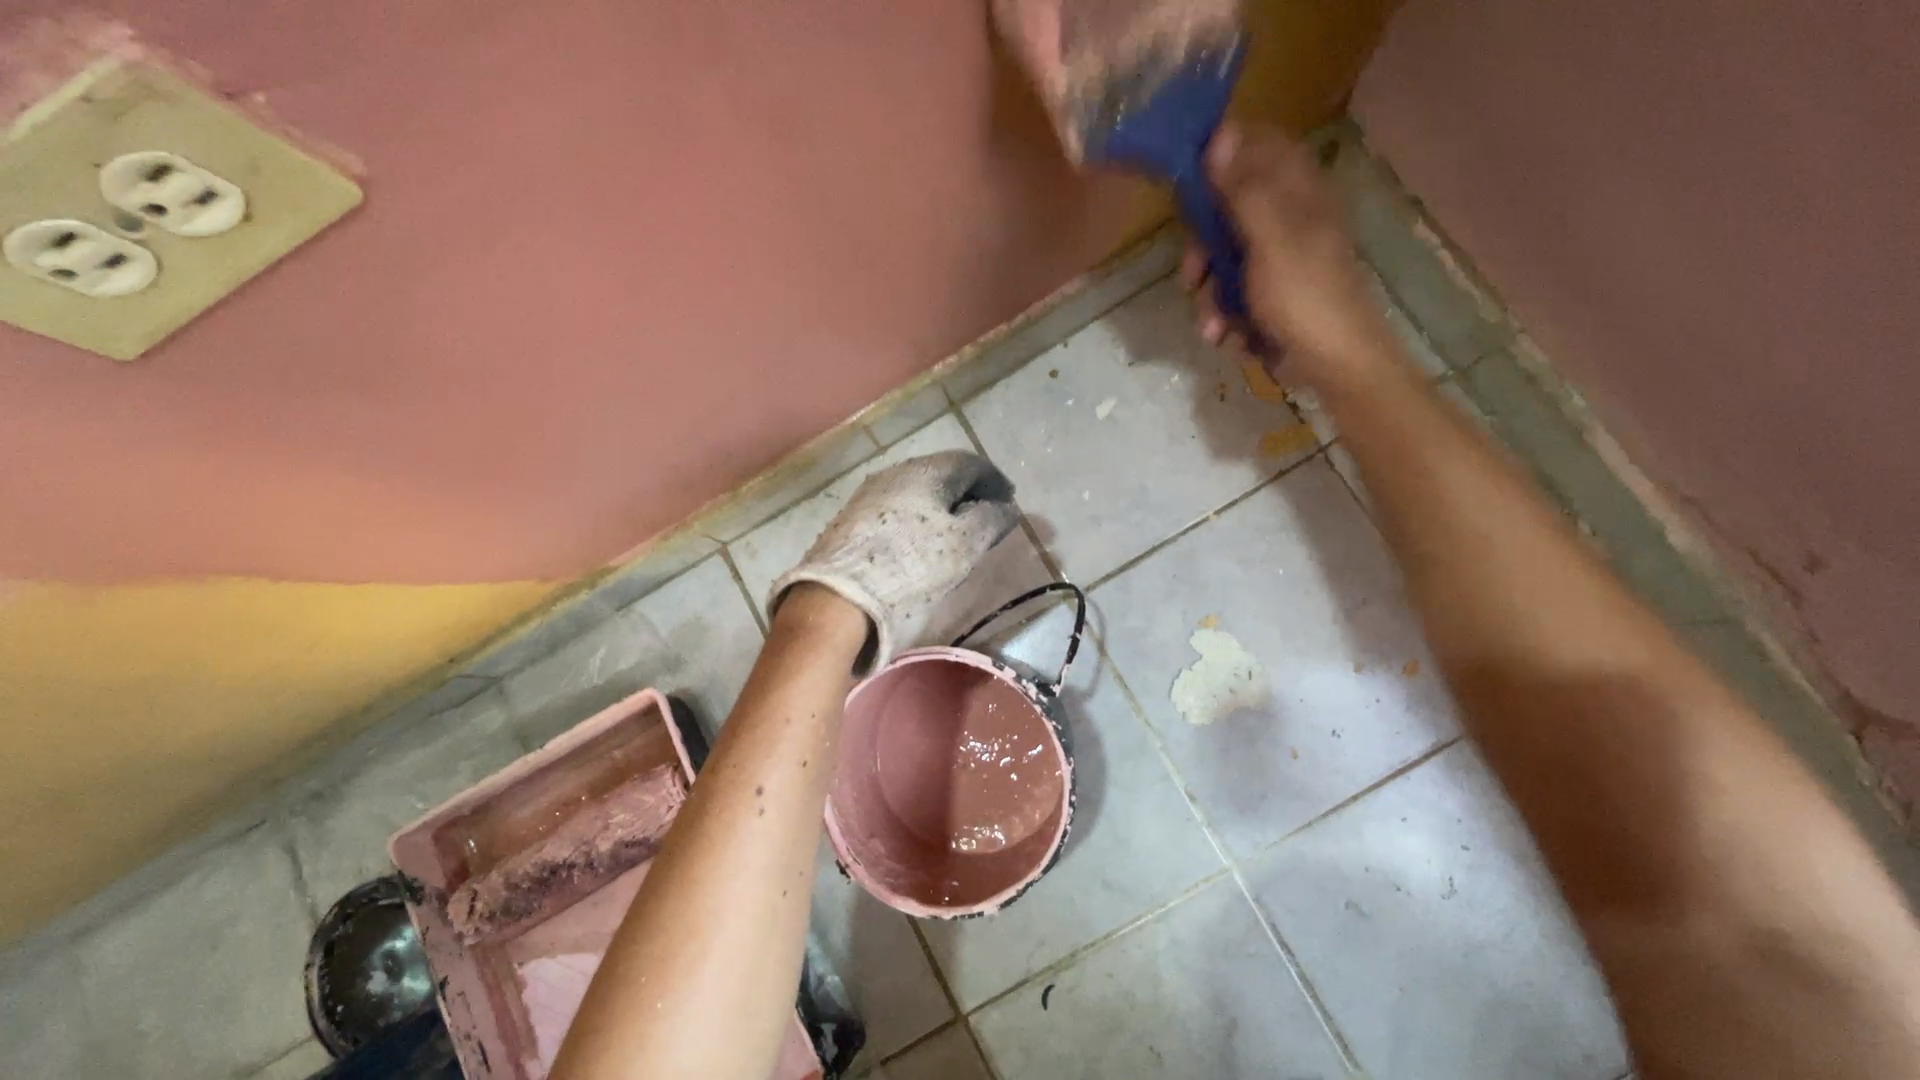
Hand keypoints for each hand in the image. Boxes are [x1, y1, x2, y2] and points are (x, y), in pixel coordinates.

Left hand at [771, 452, 1019, 672]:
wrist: (838, 598)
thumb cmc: (911, 566)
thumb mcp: (964, 545)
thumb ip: (990, 521)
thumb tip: (1005, 508)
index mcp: (925, 471)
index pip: (969, 463)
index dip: (994, 481)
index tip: (1010, 501)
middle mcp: (894, 473)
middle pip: (941, 475)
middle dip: (968, 492)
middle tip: (987, 515)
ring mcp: (868, 496)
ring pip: (917, 493)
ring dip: (942, 507)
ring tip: (957, 532)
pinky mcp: (851, 522)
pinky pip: (897, 510)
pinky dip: (919, 519)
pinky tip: (922, 543)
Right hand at [1184, 122, 1397, 385]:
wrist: (1337, 364)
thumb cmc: (1305, 297)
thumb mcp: (1269, 239)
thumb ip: (1243, 188)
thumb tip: (1220, 133)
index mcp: (1296, 192)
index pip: (1258, 146)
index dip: (1221, 157)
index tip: (1188, 183)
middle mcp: (1288, 217)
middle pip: (1227, 210)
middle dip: (1203, 249)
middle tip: (1192, 277)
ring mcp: (1280, 257)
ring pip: (1225, 258)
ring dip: (1210, 294)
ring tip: (1213, 325)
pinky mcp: (1272, 293)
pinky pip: (1234, 292)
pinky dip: (1225, 314)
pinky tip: (1227, 336)